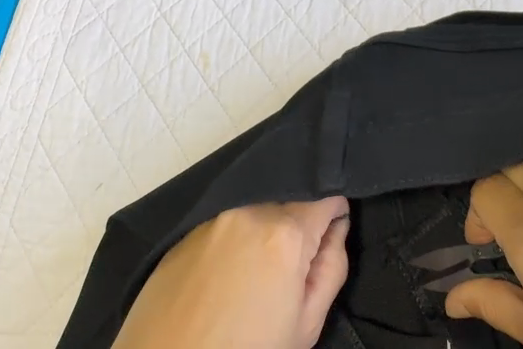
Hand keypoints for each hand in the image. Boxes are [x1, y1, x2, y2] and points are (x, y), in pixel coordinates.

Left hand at [112, 196, 350, 348]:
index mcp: (285, 232)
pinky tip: (226, 276)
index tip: (330, 239)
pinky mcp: (186, 231)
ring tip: (254, 276)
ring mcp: (214, 217)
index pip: (327, 197)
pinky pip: (225, 223)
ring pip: (256, 210)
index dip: (335, 215)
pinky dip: (234, 240)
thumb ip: (332, 268)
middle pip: (290, 201)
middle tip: (290, 270)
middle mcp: (249, 210)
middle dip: (298, 225)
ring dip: (264, 231)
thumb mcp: (306, 325)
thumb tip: (336, 229)